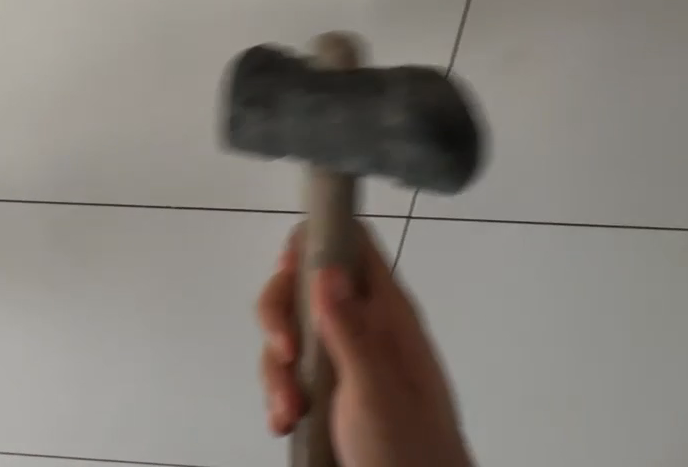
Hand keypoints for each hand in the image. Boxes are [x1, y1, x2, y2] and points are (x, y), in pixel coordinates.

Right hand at [255, 225, 471, 466]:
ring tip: (288, 411)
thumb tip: (327, 267)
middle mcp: (364, 324)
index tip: (285, 271)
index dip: (313, 241)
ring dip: (275, 368)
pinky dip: (278, 391)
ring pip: (289, 330)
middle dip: (279, 317)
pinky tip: (283, 420)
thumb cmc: (411, 452)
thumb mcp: (378, 393)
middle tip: (283, 353)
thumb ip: (351, 331)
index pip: (350, 242)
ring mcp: (345, 356)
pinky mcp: (328, 388)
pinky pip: (288, 370)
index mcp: (387, 312)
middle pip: (302, 284)